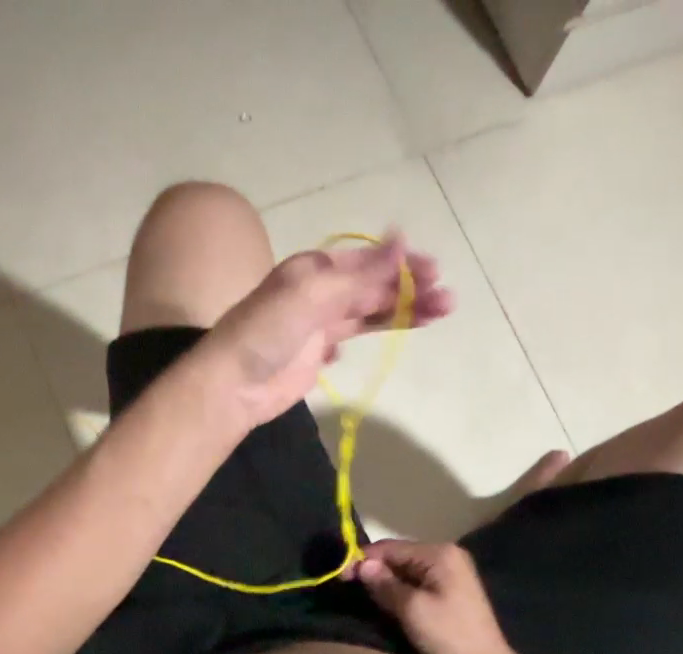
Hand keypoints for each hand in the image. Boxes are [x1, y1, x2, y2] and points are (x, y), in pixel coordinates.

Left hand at [193, 234, 452, 427]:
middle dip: (410, 287)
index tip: (434, 269)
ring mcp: (320, 321)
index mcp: (313, 268)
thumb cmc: (267, 330)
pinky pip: (359, 332)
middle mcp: (319, 290)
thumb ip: (358, 274)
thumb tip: (400, 241)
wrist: (235, 384)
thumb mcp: (312, 292)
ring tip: (443, 310)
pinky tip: (406, 327)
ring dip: (406, 309)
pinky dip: (382, 328)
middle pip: (373, 284)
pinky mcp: (320, 351)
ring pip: (372, 309)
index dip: (400, 264)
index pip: (366, 261)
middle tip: (447, 294)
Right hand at [345, 539, 513, 653]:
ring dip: (385, 581)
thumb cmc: (448, 633)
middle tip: (349, 588)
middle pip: (399, 556)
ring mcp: (451, 572)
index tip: (340, 577)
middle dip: (374, 570)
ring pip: (406, 570)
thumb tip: (361, 565)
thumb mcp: (411, 608)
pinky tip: (387, 602)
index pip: (390, 547)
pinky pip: (417, 581)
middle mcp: (446, 555)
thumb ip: (384, 583)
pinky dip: (400, 589)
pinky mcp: (451, 589)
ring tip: (364, 596)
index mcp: (439, 553)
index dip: (363, 559)